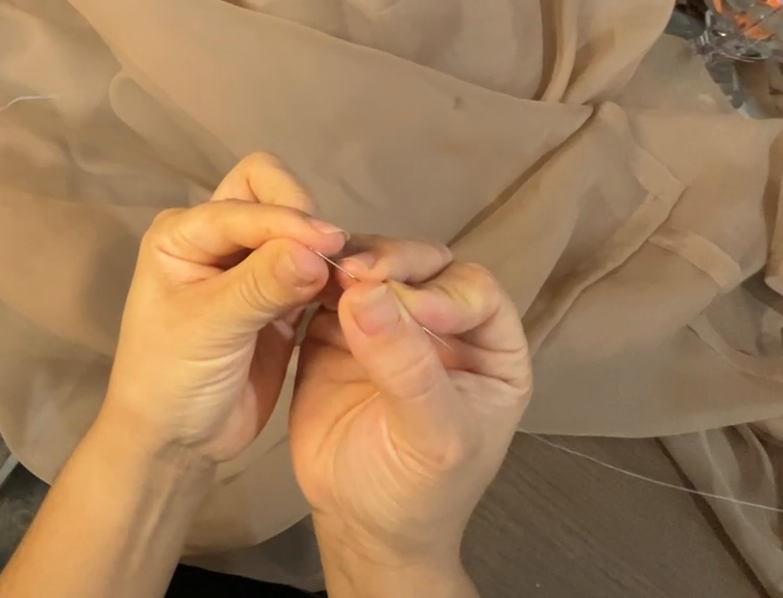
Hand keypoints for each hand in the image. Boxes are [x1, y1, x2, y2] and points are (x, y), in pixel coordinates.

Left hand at [100, 153, 346, 465]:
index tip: (331, 244)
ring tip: (350, 280)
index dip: (286, 219)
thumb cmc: (169, 379)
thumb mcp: (207, 328)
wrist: (176, 441)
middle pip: (269, 192)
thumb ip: (260, 286)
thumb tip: (316, 249)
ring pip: (296, 230)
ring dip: (323, 249)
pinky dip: (332, 278)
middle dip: (302, 216)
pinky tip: (350, 297)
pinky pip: (313, 270)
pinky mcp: (279, 297)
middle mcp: (215, 238)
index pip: (244, 201)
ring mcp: (249, 265)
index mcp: (183, 233)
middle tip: (334, 258)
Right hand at [290, 240, 531, 585]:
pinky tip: (296, 280)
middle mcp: (436, 322)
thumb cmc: (418, 490)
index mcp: (486, 346)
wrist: (356, 521)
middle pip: (419, 265)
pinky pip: (323, 286)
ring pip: (368, 266)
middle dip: (389, 262)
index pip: (471, 290)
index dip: (441, 291)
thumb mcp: (431, 437)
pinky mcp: (332, 325)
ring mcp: (382, 319)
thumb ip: (406, 367)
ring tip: (320, 272)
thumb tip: (367, 293)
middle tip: (354, 273)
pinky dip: (309, 277)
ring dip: (344, 262)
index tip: (408, 307)